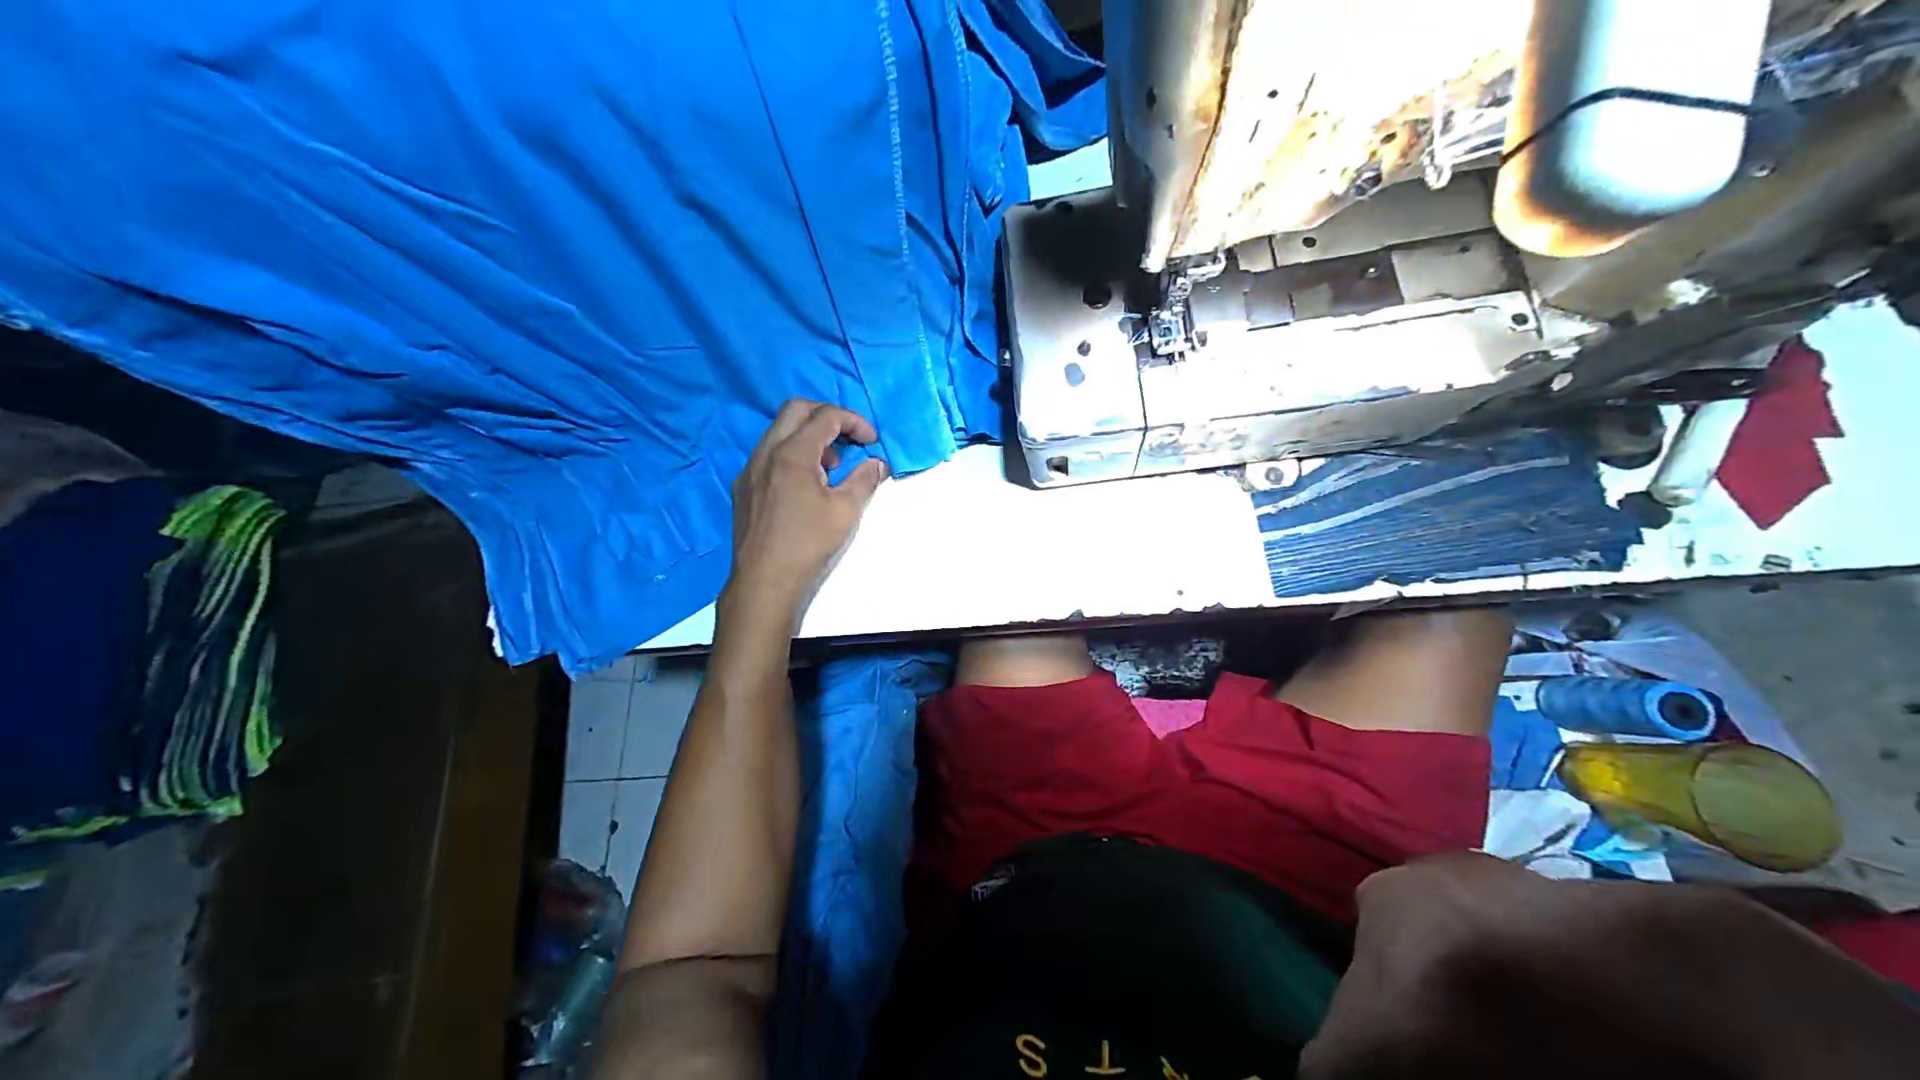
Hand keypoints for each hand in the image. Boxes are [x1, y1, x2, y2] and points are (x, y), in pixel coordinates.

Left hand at [725, 399, 888, 616]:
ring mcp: (750, 469)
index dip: (854, 421)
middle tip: (850, 439)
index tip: (871, 441)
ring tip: (832, 465)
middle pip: (796, 410)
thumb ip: (864, 480)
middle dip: (828, 416)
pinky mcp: (743, 487)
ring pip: (779, 431)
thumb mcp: (846, 511)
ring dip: (808, 435)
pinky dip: (791, 453)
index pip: (825, 417)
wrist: (765, 581)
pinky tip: (806, 484)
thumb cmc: (809, 545)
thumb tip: (877, 464)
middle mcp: (765, 452)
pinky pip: (768, 453)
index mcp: (792, 453)